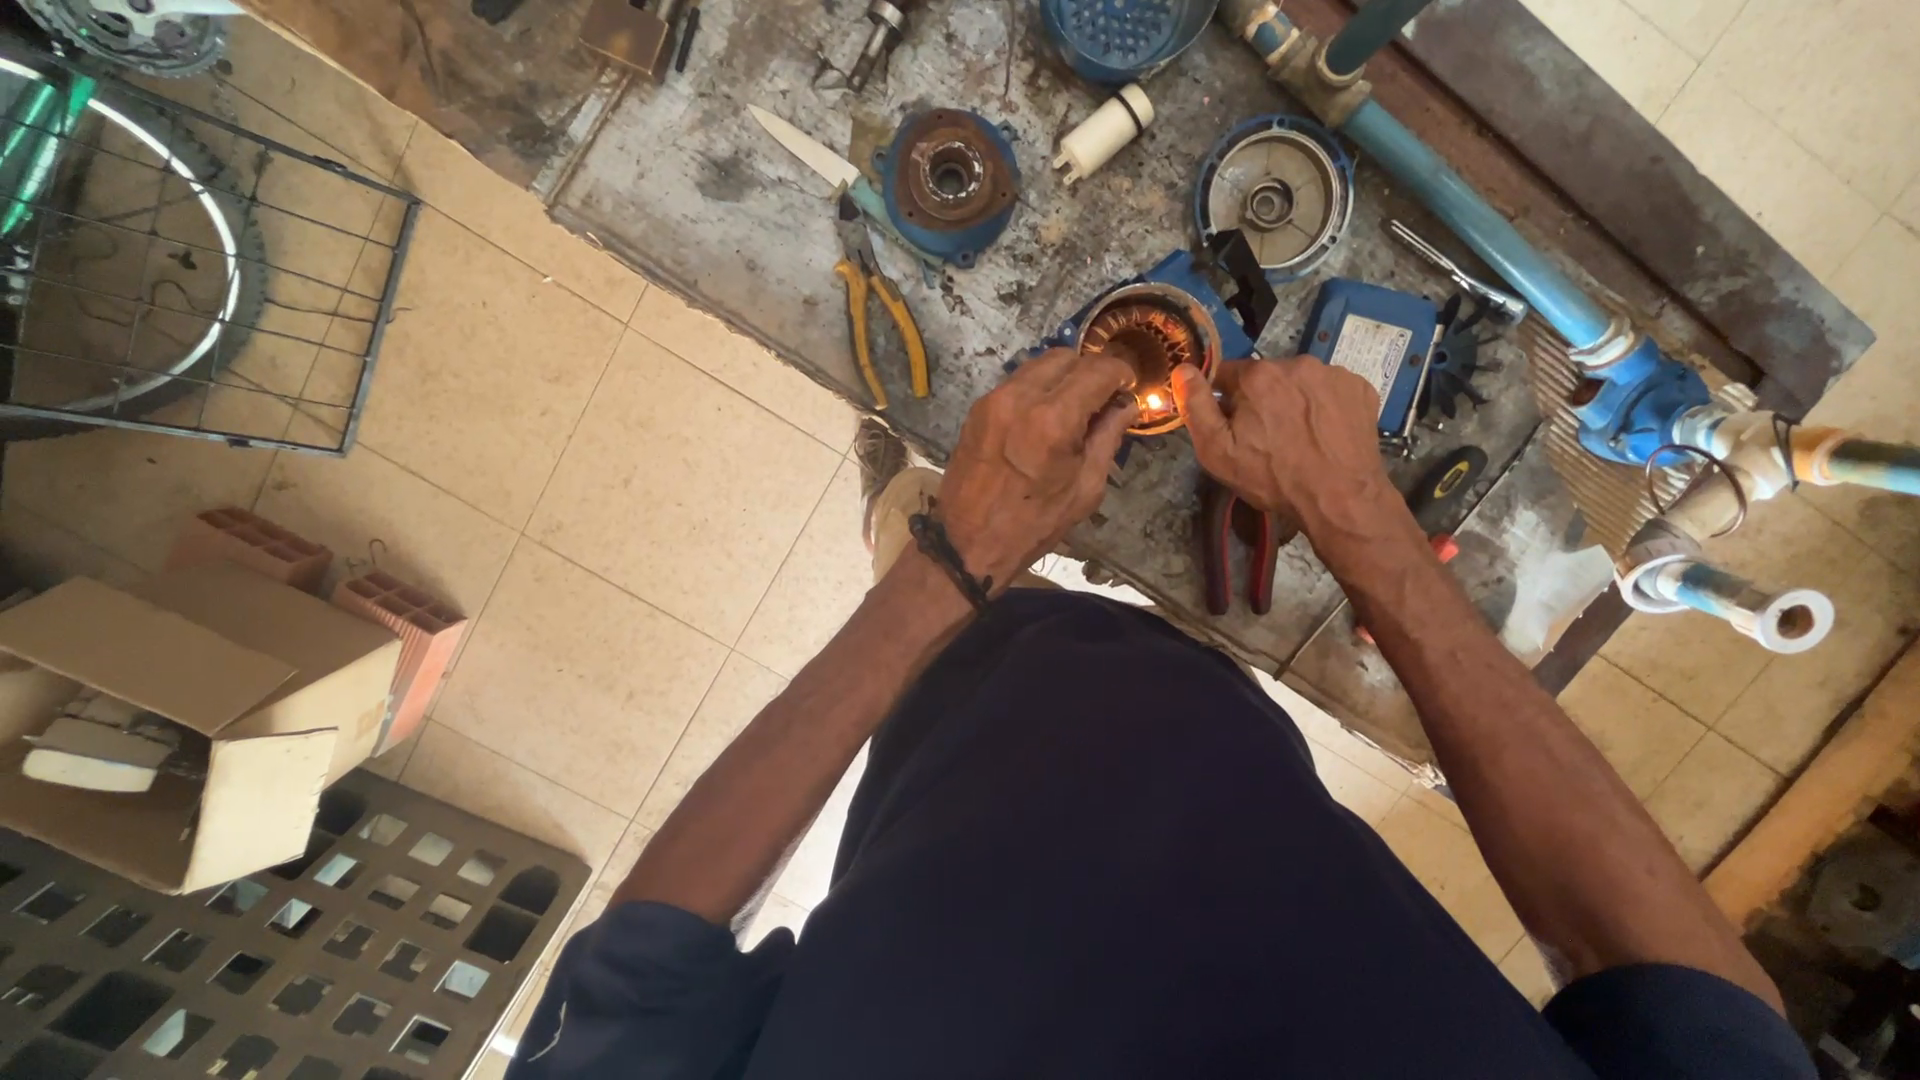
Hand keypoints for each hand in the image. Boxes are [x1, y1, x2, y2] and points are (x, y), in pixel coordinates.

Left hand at [935, 348, 1136, 590]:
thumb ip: (1108, 437)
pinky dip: (1038, 388)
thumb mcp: (1086, 487)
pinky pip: (1017, 381)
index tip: (1128, 388)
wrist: (967, 542)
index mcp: (1053, 419)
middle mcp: (1021, 397)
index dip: (1121, 374)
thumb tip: (1126, 404)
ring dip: (1064, 376)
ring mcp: (994, 399)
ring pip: (1040, 363)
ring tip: (1074, 408)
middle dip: (1091, 371)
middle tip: (1102, 400)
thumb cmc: (1034, 523)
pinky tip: (1045, 416)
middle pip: (1068, 356)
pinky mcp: (979, 407)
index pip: (1098, 370)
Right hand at [1172, 356, 1398, 535]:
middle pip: (1265, 377)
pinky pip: (1329, 389)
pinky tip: (1322, 433)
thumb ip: (1195, 406)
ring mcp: (1333, 373)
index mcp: (1258, 375)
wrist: (1340, 498)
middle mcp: (1296, 363)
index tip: (1233, 427)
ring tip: (1298, 436)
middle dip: (1260, 400)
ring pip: (1298, 382)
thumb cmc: (1272, 477)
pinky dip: (1322, 405)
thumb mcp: (1217, 451)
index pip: (1226, 374)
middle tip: (1265, 437)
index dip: (1224, 401)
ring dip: (1292, 400)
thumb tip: (1181, 369)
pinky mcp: (1360, 387)